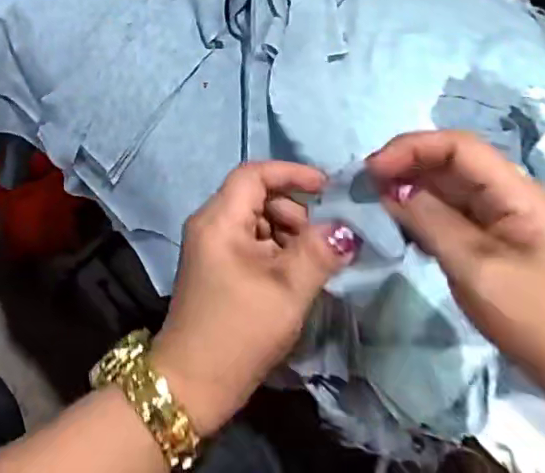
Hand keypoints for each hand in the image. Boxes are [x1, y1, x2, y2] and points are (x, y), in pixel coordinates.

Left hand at [154, 161, 356, 434]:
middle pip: (254, 196)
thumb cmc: (241, 324)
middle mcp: (209, 223)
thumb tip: (345, 226)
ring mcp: (211, 244)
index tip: (329, 186)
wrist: (198, 371)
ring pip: (255, 220)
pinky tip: (296, 276)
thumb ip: (317, 252)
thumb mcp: (287, 288)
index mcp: (217, 218)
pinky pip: (250, 241)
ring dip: (288, 233)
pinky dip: (276, 249)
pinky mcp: (218, 265)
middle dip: (293, 211)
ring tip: (312, 265)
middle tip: (323, 244)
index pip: (251, 175)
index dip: (289, 173)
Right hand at [365, 131, 544, 392]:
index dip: (411, 147)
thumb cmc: (542, 322)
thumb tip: (391, 187)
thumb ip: (430, 220)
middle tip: (368, 188)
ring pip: (452, 188)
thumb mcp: (477, 268)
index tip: (373, 170)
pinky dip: (425, 213)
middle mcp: (522, 203)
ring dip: (412, 190)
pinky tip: (407, 230)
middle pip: (455, 163)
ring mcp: (515, 226)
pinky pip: (457, 214)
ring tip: (381, 208)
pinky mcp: (505, 246)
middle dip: (407, 167)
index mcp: (526, 200)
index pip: (461, 147)